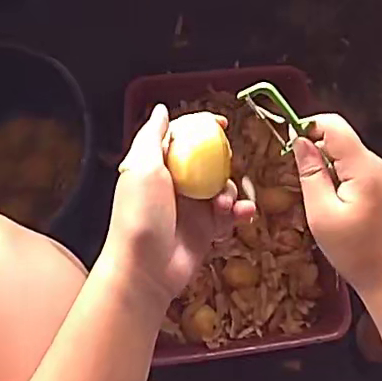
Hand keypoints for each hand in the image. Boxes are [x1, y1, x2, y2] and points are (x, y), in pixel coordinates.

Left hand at [100, 104, 254, 310]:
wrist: (145, 271)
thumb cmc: (139, 216)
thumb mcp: (142, 166)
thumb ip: (153, 135)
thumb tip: (161, 109)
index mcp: (158, 165)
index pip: (183, 137)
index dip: (202, 127)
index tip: (221, 124)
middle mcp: (176, 184)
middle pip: (208, 161)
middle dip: (223, 162)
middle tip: (227, 165)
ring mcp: (192, 207)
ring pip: (222, 186)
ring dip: (229, 191)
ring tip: (223, 204)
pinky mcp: (206, 229)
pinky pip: (230, 214)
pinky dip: (239, 212)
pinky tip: (242, 213)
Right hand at [295, 114, 381, 298]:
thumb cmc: (357, 253)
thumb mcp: (322, 214)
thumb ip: (310, 174)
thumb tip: (300, 142)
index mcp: (363, 168)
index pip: (334, 125)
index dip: (308, 126)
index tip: (290, 144)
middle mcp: (376, 165)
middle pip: (340, 136)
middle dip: (315, 147)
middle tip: (299, 174)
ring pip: (346, 152)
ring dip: (325, 163)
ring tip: (316, 193)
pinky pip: (354, 167)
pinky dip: (337, 175)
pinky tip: (332, 201)